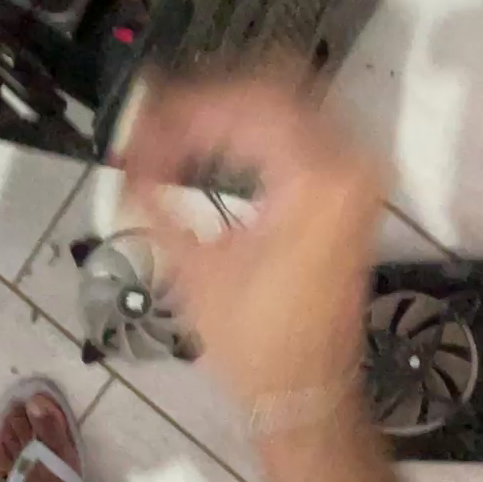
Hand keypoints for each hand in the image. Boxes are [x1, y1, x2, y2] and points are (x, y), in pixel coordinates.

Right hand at [121, 76, 388, 420]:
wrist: (306, 393)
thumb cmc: (258, 347)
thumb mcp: (194, 273)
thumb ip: (154, 203)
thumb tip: (125, 164)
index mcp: (315, 182)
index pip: (244, 103)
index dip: (181, 110)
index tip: (141, 125)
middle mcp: (349, 169)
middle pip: (274, 88)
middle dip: (208, 100)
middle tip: (159, 119)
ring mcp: (357, 183)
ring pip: (293, 107)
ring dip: (234, 114)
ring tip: (181, 134)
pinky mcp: (352, 200)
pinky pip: (307, 137)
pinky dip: (260, 137)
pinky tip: (221, 149)